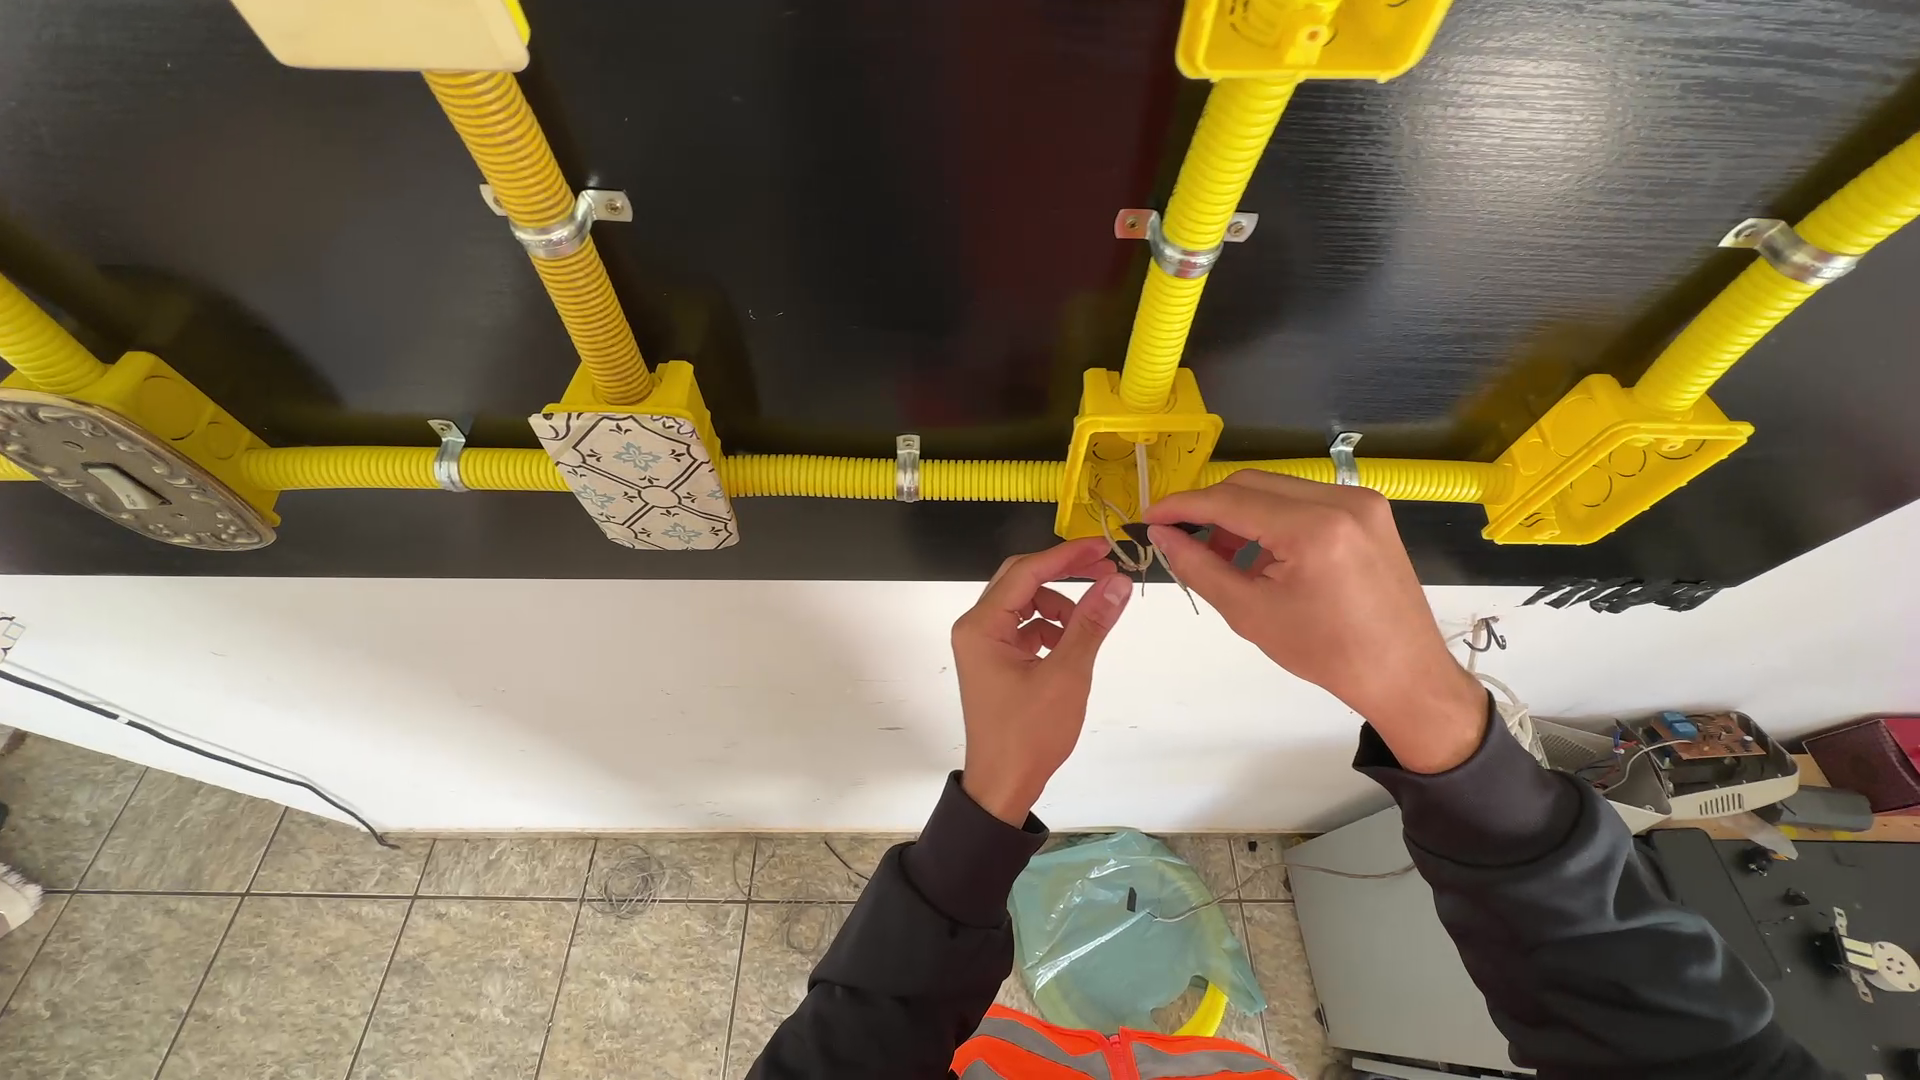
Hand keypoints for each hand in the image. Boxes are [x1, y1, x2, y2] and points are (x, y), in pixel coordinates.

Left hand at [950, 537, 1133, 823]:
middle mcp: (976, 627)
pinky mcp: (995, 660)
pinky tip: (1070, 646)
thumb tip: (1118, 582)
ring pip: (1025, 604)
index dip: (1067, 555)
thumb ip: (1090, 623)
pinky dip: (1050, 629)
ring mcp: (983, 644)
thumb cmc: (1029, 734)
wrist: (1004, 785)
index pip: (1026, 572)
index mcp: (981, 626)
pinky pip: (1025, 627)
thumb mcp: (1066, 675)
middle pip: (1021, 581)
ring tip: (1088, 625)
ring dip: (1059, 606)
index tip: (1104, 548)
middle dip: (1063, 573)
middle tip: (1105, 570)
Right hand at [1144, 471, 1485, 773]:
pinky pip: (1302, 499)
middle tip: (1177, 536)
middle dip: (1208, 507)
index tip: (1149, 517)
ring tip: (1217, 552)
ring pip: (1274, 488)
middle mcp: (1340, 500)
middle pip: (1250, 484)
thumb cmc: (1325, 653)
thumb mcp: (1249, 613)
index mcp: (1313, 529)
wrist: (1404, 674)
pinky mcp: (1368, 510)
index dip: (1181, 506)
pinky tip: (1257, 552)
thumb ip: (1199, 566)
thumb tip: (1161, 535)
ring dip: (1238, 512)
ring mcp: (1360, 501)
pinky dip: (1270, 517)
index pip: (1228, 500)